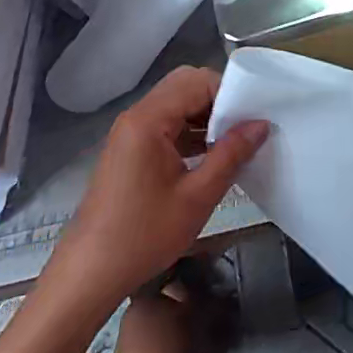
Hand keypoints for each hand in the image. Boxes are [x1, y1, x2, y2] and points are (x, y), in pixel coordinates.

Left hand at [47, 66, 267, 310]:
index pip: (197, 81)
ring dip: (205, 116)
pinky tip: (212, 155)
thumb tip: (260, 125)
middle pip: (184, 85)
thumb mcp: (198, 196)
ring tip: (236, 142)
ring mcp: (131, 131)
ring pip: (176, 104)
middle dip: (219, 100)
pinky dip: (190, 131)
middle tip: (246, 127)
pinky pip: (166, 124)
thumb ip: (231, 154)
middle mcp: (137, 116)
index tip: (255, 114)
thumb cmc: (144, 234)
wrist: (91, 270)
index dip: (230, 92)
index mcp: (149, 119)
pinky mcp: (130, 148)